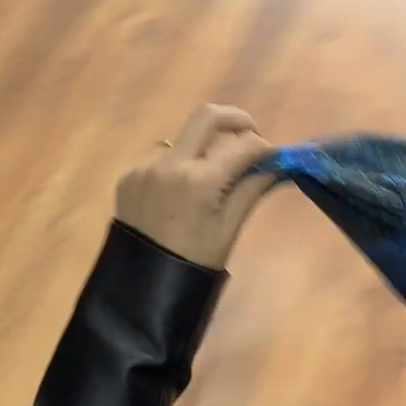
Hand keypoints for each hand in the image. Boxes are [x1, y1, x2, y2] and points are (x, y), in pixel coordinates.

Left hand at [116, 104, 275, 268]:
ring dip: (203, 149)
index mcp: (198, 180)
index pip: (243, 145)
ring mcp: (143, 167)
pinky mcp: (127, 176)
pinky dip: (178, 167)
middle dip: (236, 120)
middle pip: (207, 116)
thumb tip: (278, 164)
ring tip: (213, 179)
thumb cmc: (195, 263)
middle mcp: (168, 163)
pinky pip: (161, 159)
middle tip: (252, 135)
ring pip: (183, 139)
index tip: (273, 155)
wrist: (142, 290)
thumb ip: (253, 187)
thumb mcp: (230, 228)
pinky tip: (181, 195)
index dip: (264, 147)